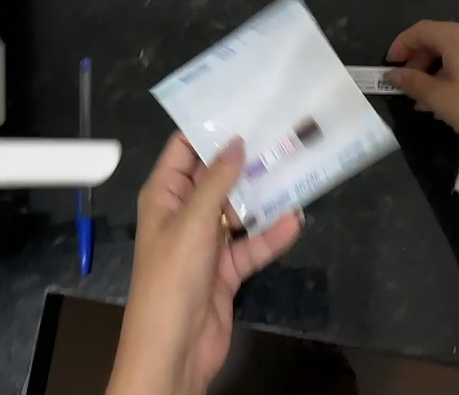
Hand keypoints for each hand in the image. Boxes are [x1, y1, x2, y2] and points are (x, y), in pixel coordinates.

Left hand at [108, 135, 302, 394]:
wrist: (173, 352)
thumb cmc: (172, 277)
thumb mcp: (193, 222)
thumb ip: (216, 181)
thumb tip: (235, 142)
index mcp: (164, 194)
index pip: (183, 149)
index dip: (208, 129)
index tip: (241, 107)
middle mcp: (184, 211)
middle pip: (216, 177)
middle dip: (244, 160)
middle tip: (279, 134)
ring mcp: (206, 241)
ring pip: (238, 210)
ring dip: (262, 195)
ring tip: (294, 168)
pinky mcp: (226, 269)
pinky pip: (251, 245)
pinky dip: (270, 234)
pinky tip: (294, 219)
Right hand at [384, 20, 458, 163]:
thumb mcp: (437, 97)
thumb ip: (411, 81)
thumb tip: (392, 74)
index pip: (421, 30)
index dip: (401, 45)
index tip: (389, 65)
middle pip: (438, 38)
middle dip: (418, 59)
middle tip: (406, 83)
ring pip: (454, 52)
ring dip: (434, 70)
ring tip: (422, 98)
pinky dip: (452, 74)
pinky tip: (444, 99)